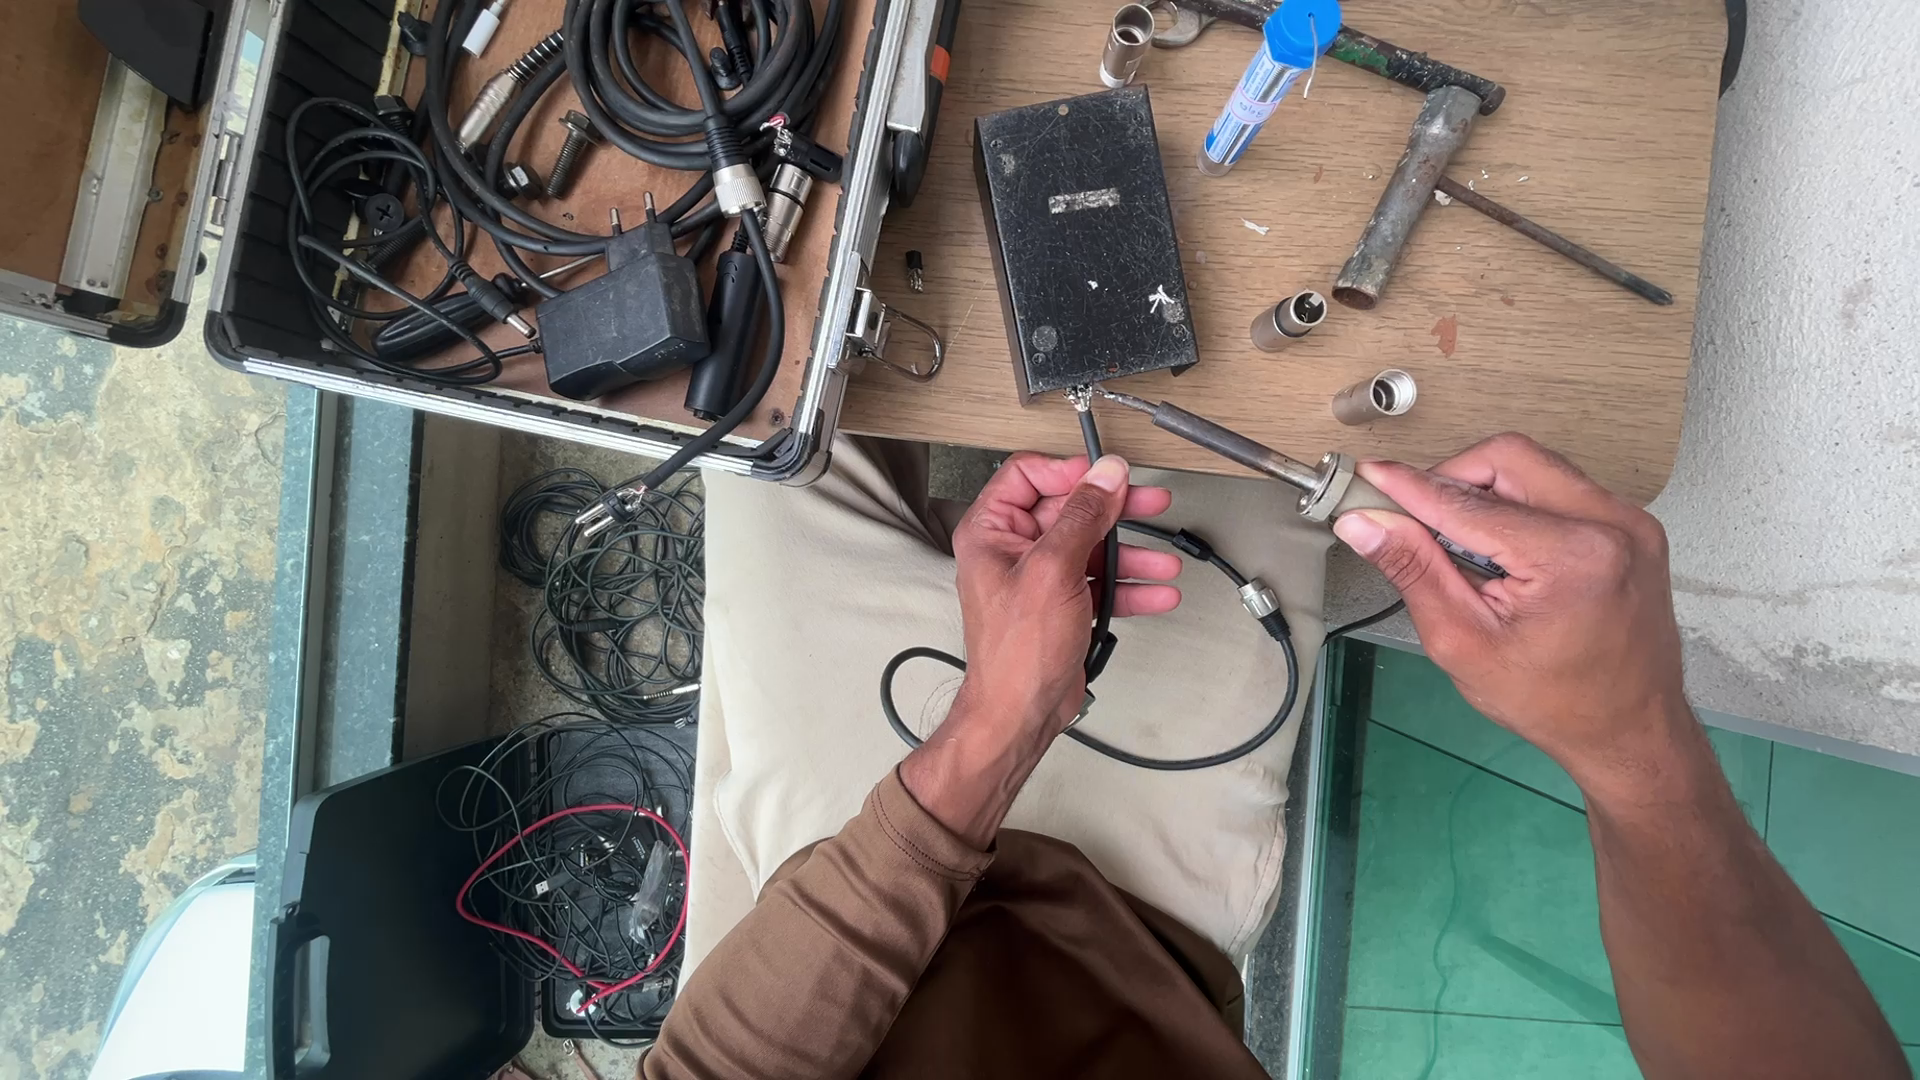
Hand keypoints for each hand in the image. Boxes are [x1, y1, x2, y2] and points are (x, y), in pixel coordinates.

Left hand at [899, 453, 1179, 846]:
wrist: (1021, 712)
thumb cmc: (1016, 651)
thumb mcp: (1054, 570)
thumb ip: (1083, 517)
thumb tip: (1106, 475)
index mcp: (991, 530)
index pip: (1027, 475)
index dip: (1069, 470)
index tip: (1106, 475)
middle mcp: (1011, 549)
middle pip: (1067, 510)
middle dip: (1113, 510)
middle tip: (1151, 502)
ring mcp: (1038, 577)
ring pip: (1088, 547)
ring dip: (1129, 553)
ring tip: (1164, 560)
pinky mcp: (1060, 603)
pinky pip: (1097, 582)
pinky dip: (1127, 587)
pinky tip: (1157, 592)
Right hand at [1331, 433, 1689, 795]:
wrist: (1630, 731)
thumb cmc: (1546, 698)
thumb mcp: (1459, 639)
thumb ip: (1412, 569)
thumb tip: (1363, 523)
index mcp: (1572, 555)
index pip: (1465, 502)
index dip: (1406, 487)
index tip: (1366, 476)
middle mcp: (1611, 523)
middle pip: (1505, 458)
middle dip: (1447, 478)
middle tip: (1411, 516)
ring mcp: (1627, 520)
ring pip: (1529, 465)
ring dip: (1477, 488)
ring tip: (1448, 536)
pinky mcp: (1627, 526)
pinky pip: (1553, 486)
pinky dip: (1508, 500)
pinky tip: (1487, 543)